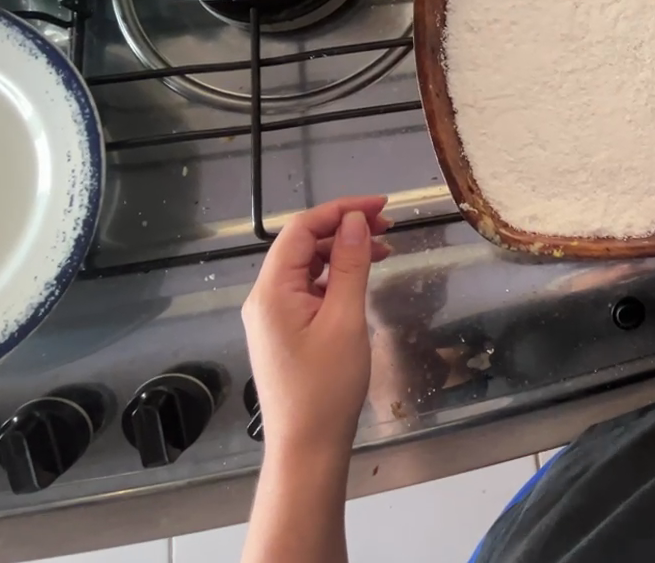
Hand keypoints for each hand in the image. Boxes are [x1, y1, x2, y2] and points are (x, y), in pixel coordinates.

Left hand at [241, 196, 391, 456]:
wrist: (307, 447)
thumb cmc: (326, 385)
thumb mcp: (345, 318)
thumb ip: (349, 264)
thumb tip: (355, 221)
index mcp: (272, 291)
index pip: (302, 229)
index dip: (341, 210)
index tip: (381, 206)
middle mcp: (266, 297)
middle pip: (303, 243)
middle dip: (345, 227)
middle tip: (388, 226)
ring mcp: (274, 314)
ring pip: (308, 264)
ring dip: (344, 249)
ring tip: (384, 248)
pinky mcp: (286, 329)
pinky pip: (310, 286)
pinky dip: (337, 273)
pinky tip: (363, 275)